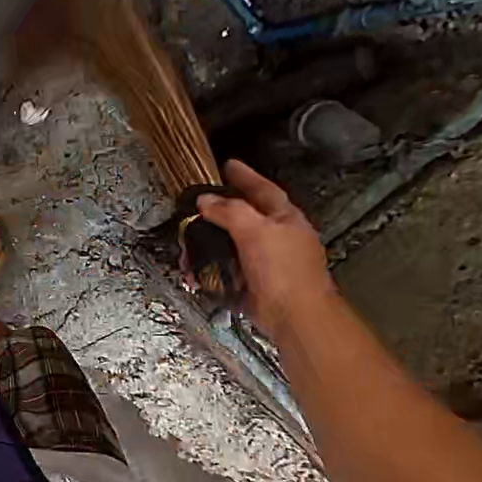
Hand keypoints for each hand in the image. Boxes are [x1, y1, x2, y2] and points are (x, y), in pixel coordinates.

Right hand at [193, 159, 337, 333]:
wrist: (294, 316)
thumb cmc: (286, 273)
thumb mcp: (256, 231)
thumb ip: (230, 211)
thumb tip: (207, 201)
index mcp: (284, 219)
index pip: (262, 189)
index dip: (244, 176)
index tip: (228, 165)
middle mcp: (276, 238)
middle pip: (240, 217)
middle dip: (214, 215)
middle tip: (195, 210)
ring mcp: (264, 261)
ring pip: (228, 245)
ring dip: (205, 247)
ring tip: (188, 250)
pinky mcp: (251, 282)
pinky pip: (223, 270)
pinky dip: (206, 270)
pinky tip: (196, 273)